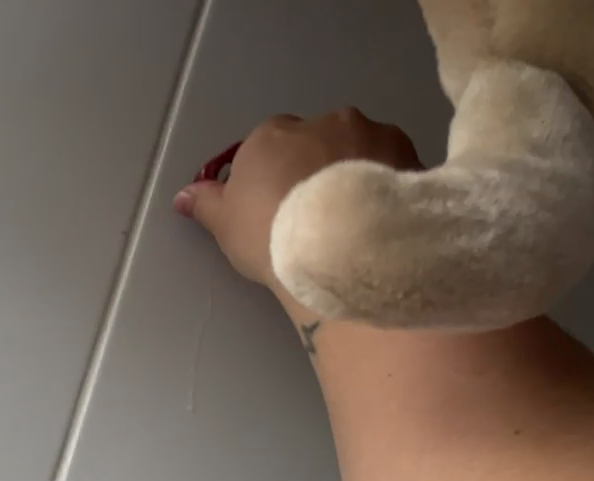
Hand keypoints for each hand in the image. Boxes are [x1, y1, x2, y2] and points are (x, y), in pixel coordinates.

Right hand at [175, 108, 421, 302]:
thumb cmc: (268, 231)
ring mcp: (370, 130)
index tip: (260, 204)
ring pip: (350, 147)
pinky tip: (365, 213)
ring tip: (337, 215)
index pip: (262, 145)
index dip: (260, 173)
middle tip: (299, 210)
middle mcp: (322, 121)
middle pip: (309, 140)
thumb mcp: (222, 224)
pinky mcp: (408, 149)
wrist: (339, 247)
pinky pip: (383, 162)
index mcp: (271, 134)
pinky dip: (375, 179)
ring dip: (343, 170)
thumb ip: (204, 203)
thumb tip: (185, 195)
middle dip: (306, 165)